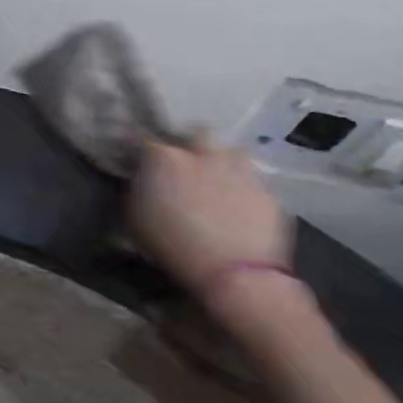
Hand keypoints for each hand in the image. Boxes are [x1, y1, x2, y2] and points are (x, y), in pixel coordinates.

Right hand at [130, 134, 292, 301]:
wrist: (232, 269)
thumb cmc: (170, 243)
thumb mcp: (135, 217)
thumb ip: (138, 189)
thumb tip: (142, 178)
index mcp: (165, 159)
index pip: (144, 139)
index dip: (139, 147)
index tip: (136, 156)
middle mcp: (204, 156)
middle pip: (198, 133)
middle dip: (191, 142)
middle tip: (185, 160)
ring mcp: (240, 170)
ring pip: (232, 151)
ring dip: (222, 160)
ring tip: (217, 178)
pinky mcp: (267, 190)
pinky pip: (252, 179)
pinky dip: (242, 186)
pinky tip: (236, 205)